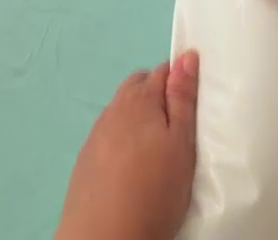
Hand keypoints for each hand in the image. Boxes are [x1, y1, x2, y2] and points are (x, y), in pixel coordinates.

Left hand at [55, 51, 199, 239]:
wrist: (104, 238)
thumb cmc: (154, 189)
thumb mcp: (181, 144)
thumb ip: (183, 98)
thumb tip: (187, 56)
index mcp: (140, 98)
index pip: (163, 70)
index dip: (180, 81)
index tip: (192, 103)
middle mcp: (114, 108)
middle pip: (139, 86)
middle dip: (158, 95)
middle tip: (176, 128)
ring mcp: (96, 133)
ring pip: (122, 110)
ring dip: (138, 118)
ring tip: (155, 150)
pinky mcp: (85, 158)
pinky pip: (108, 134)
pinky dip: (122, 140)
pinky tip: (131, 167)